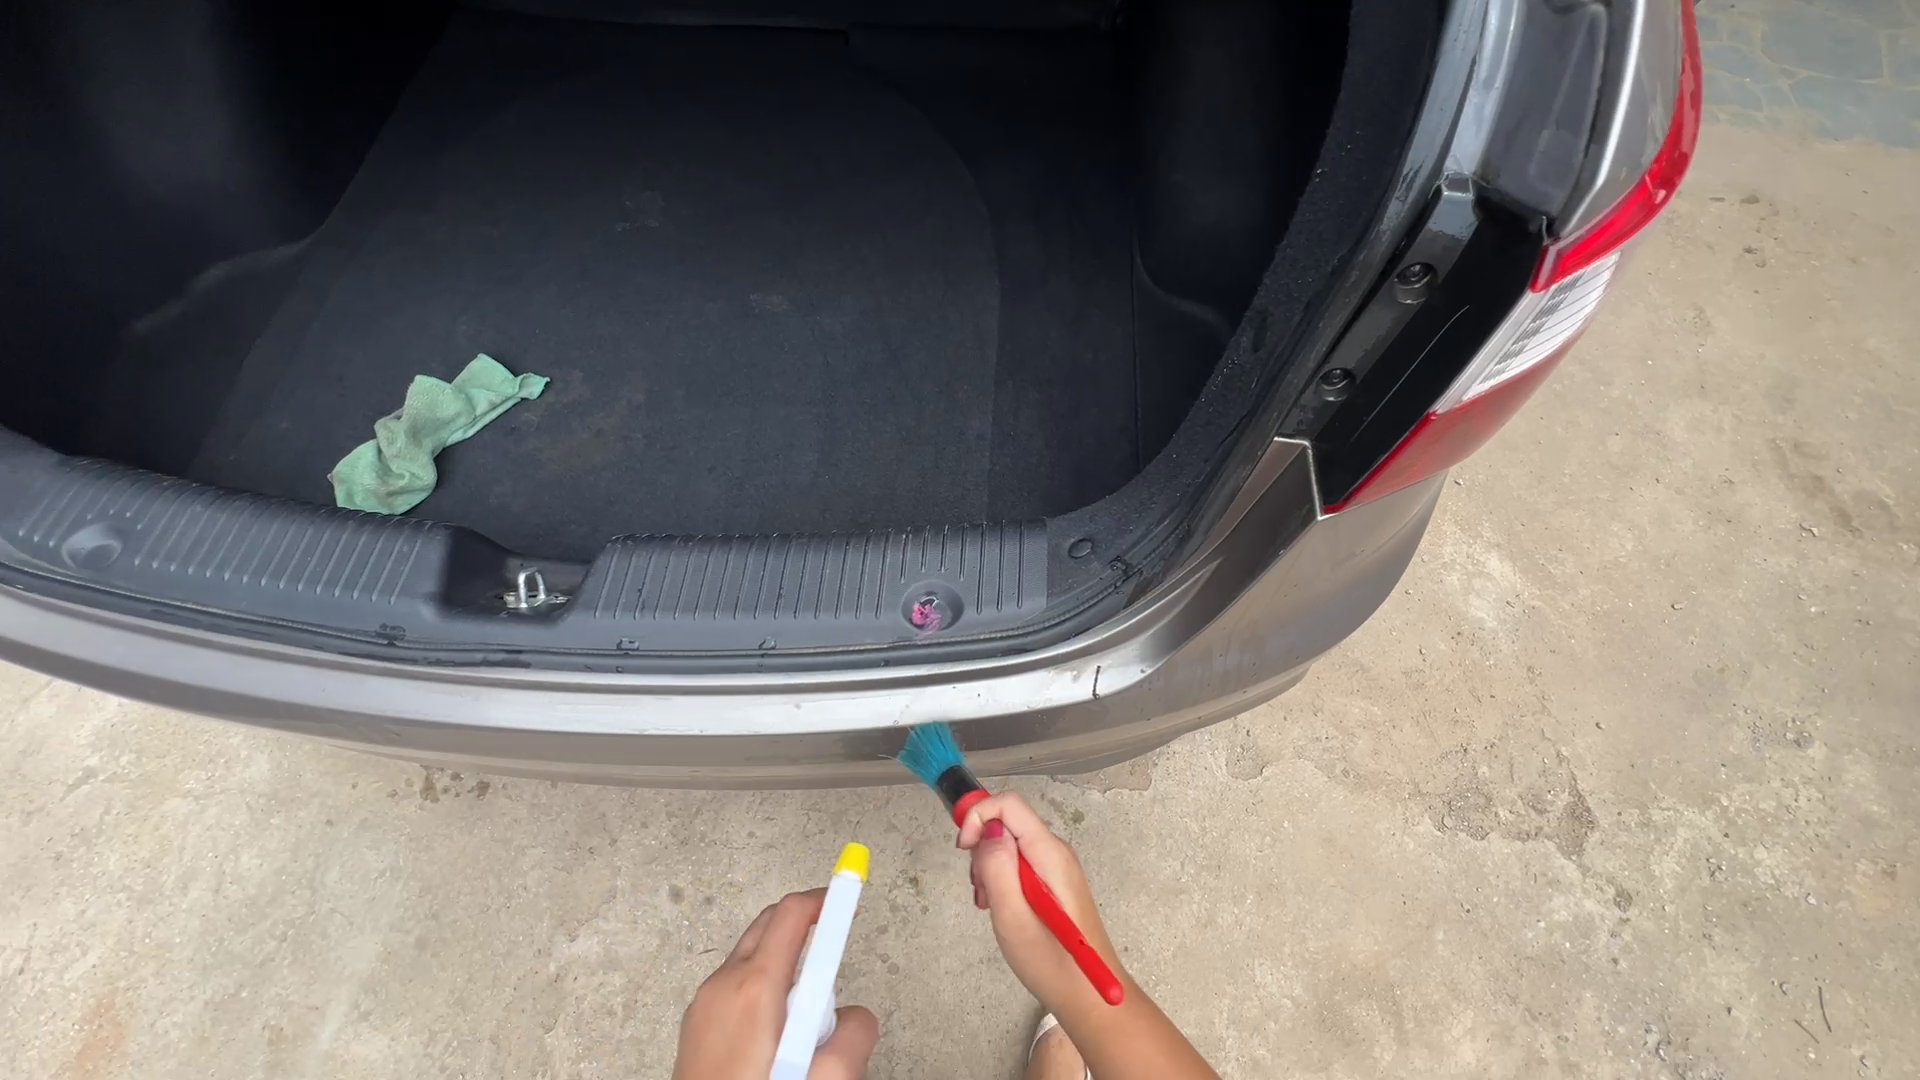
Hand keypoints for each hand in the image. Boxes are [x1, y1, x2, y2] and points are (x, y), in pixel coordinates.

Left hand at [672, 889, 878, 1079]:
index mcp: (754, 987)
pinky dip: (765, 991)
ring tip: (805, 1026)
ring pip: (754, 956)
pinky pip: (738, 986)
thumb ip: (855, 1034)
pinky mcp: (695, 1028)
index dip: (828, 899)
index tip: (851, 898)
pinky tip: (776, 1042)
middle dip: (808, 930)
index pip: (794, 913)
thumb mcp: (825, 1079)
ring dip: (787, 966)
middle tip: (833, 972)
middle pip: (771, 923)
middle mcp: (722, 985)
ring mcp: (703, 1006)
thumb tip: (855, 1015)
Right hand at [956, 793, 1125, 1017]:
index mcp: (1049, 853)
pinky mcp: (1053, 878)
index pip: (1009, 803)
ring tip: (992, 906)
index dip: (979, 815)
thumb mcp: (1013, 918)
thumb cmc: (1051, 963)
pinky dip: (1001, 878)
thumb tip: (987, 831)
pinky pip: (1019, 861)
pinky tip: (1002, 908)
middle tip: (981, 892)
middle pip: (1008, 822)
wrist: (1089, 997)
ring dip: (990, 867)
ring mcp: (1056, 863)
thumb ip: (997, 868)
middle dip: (982, 848)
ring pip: (1009, 842)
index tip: (963, 849)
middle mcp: (1055, 850)